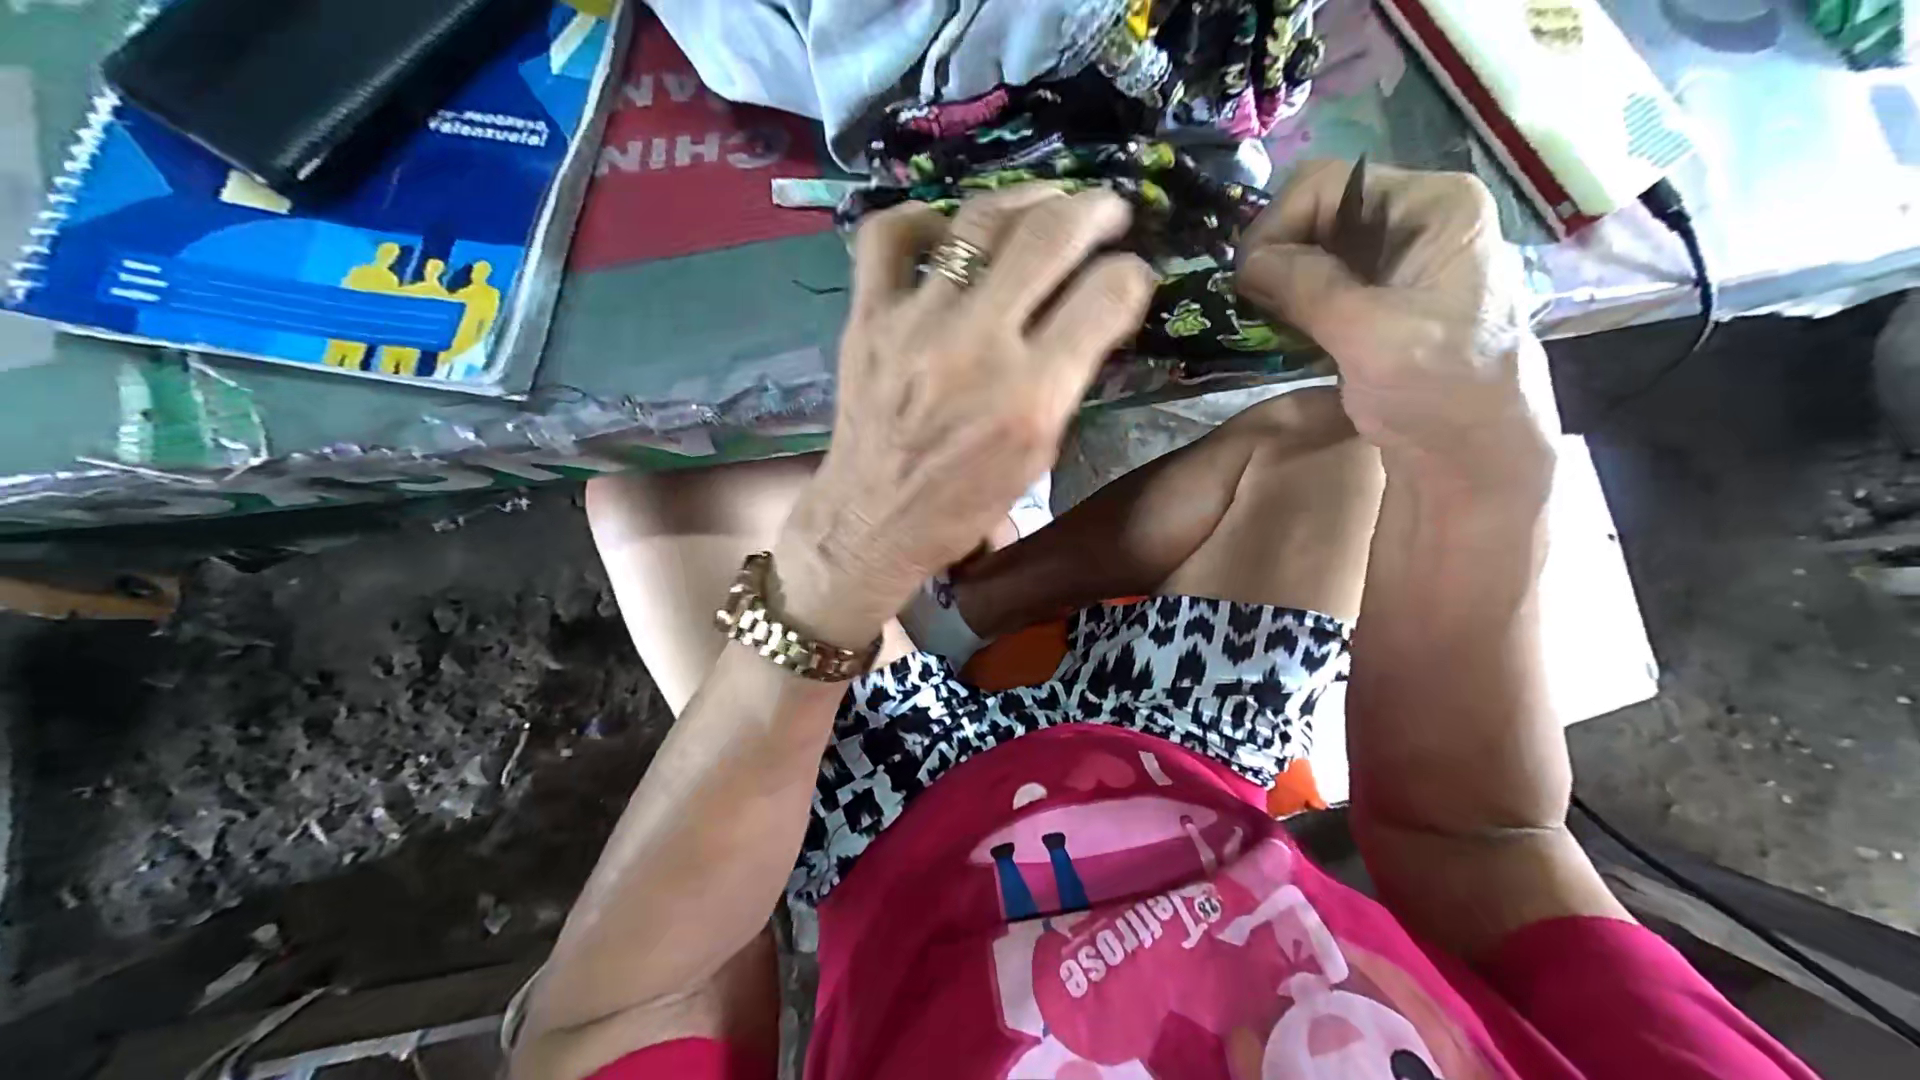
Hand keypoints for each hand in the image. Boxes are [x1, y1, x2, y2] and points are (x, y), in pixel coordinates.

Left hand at [774, 186, 1156, 646]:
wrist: (872, 521)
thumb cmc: (961, 506)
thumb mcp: (1036, 455)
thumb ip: (1066, 379)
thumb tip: (1089, 313)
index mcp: (1030, 396)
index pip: (1106, 295)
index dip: (1132, 275)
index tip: (1131, 274)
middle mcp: (977, 347)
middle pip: (1050, 235)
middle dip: (1095, 210)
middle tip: (1108, 210)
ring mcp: (916, 324)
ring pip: (980, 220)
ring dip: (1028, 198)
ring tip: (1046, 203)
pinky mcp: (868, 318)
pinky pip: (889, 237)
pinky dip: (922, 219)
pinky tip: (946, 230)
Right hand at [1235, 161, 1550, 485]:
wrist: (1472, 452)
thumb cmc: (1442, 389)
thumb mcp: (1372, 334)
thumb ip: (1309, 287)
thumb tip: (1247, 262)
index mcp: (1432, 206)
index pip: (1329, 184)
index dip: (1278, 225)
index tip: (1249, 281)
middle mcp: (1414, 220)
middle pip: (1317, 211)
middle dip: (1276, 254)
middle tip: (1251, 304)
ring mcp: (1395, 261)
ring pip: (1312, 249)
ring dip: (1279, 282)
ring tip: (1261, 319)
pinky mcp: (1377, 299)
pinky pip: (1318, 282)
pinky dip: (1290, 302)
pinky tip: (1279, 328)